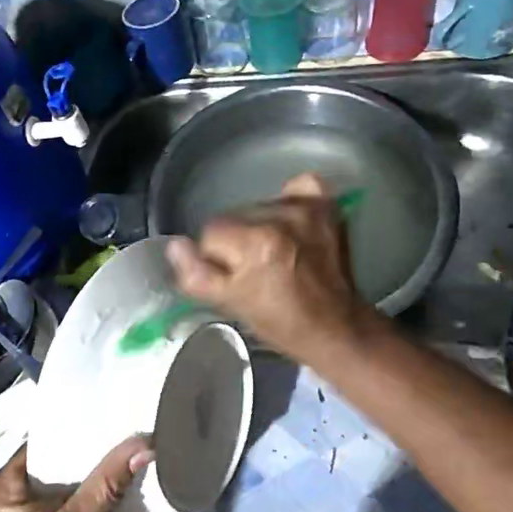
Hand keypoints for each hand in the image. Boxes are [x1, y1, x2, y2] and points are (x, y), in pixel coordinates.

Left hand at [0, 438, 152, 511]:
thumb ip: (110, 482)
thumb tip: (147, 440)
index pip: (42, 443)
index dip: (79, 426)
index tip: (116, 408)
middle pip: (52, 461)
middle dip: (90, 450)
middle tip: (130, 424)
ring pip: (61, 482)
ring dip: (93, 472)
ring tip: (131, 446)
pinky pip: (64, 502)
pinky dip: (89, 494)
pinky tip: (120, 481)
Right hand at [165, 173, 379, 364]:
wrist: (336, 325)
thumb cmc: (282, 321)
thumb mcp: (232, 304)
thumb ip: (197, 275)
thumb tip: (175, 246)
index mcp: (255, 243)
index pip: (211, 232)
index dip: (216, 256)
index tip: (234, 276)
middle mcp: (282, 217)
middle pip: (235, 215)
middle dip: (238, 239)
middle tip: (258, 268)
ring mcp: (307, 209)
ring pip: (261, 204)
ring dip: (263, 223)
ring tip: (278, 252)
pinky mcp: (326, 206)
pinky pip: (299, 186)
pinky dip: (292, 199)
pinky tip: (294, 223)